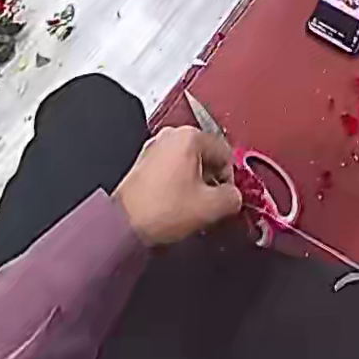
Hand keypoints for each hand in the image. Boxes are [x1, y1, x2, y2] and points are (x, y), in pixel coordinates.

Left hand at [113, 126, 242, 245]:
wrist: (124, 224)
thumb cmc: (161, 210)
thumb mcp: (210, 207)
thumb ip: (233, 197)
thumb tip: (234, 196)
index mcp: (190, 136)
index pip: (224, 152)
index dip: (228, 177)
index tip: (224, 196)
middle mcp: (172, 135)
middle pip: (206, 154)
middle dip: (211, 179)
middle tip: (208, 202)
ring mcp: (156, 146)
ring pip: (189, 161)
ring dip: (195, 181)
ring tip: (189, 205)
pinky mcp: (145, 160)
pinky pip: (172, 166)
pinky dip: (178, 181)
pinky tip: (174, 202)